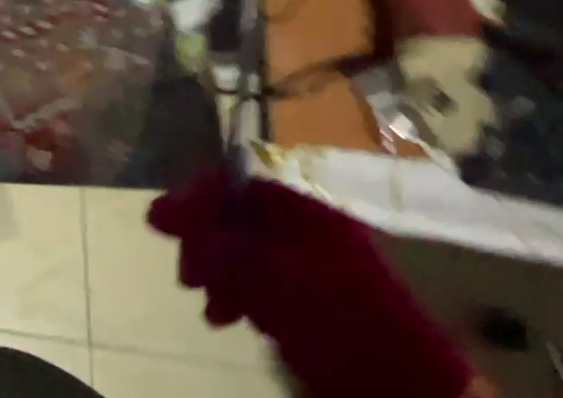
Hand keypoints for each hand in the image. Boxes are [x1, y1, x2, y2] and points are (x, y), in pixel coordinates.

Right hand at [148, 170, 474, 397]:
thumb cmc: (338, 318)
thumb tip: (157, 211)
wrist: (404, 388)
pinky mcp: (307, 303)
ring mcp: (306, 269)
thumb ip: (215, 242)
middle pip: (234, 220)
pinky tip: (234, 317)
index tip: (160, 223)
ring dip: (217, 276)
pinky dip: (237, 297)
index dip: (195, 198)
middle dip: (203, 244)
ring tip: (213, 308)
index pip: (236, 186)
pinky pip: (257, 286)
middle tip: (187, 277)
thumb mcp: (270, 275)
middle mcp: (303, 233)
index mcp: (303, 214)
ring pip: (242, 255)